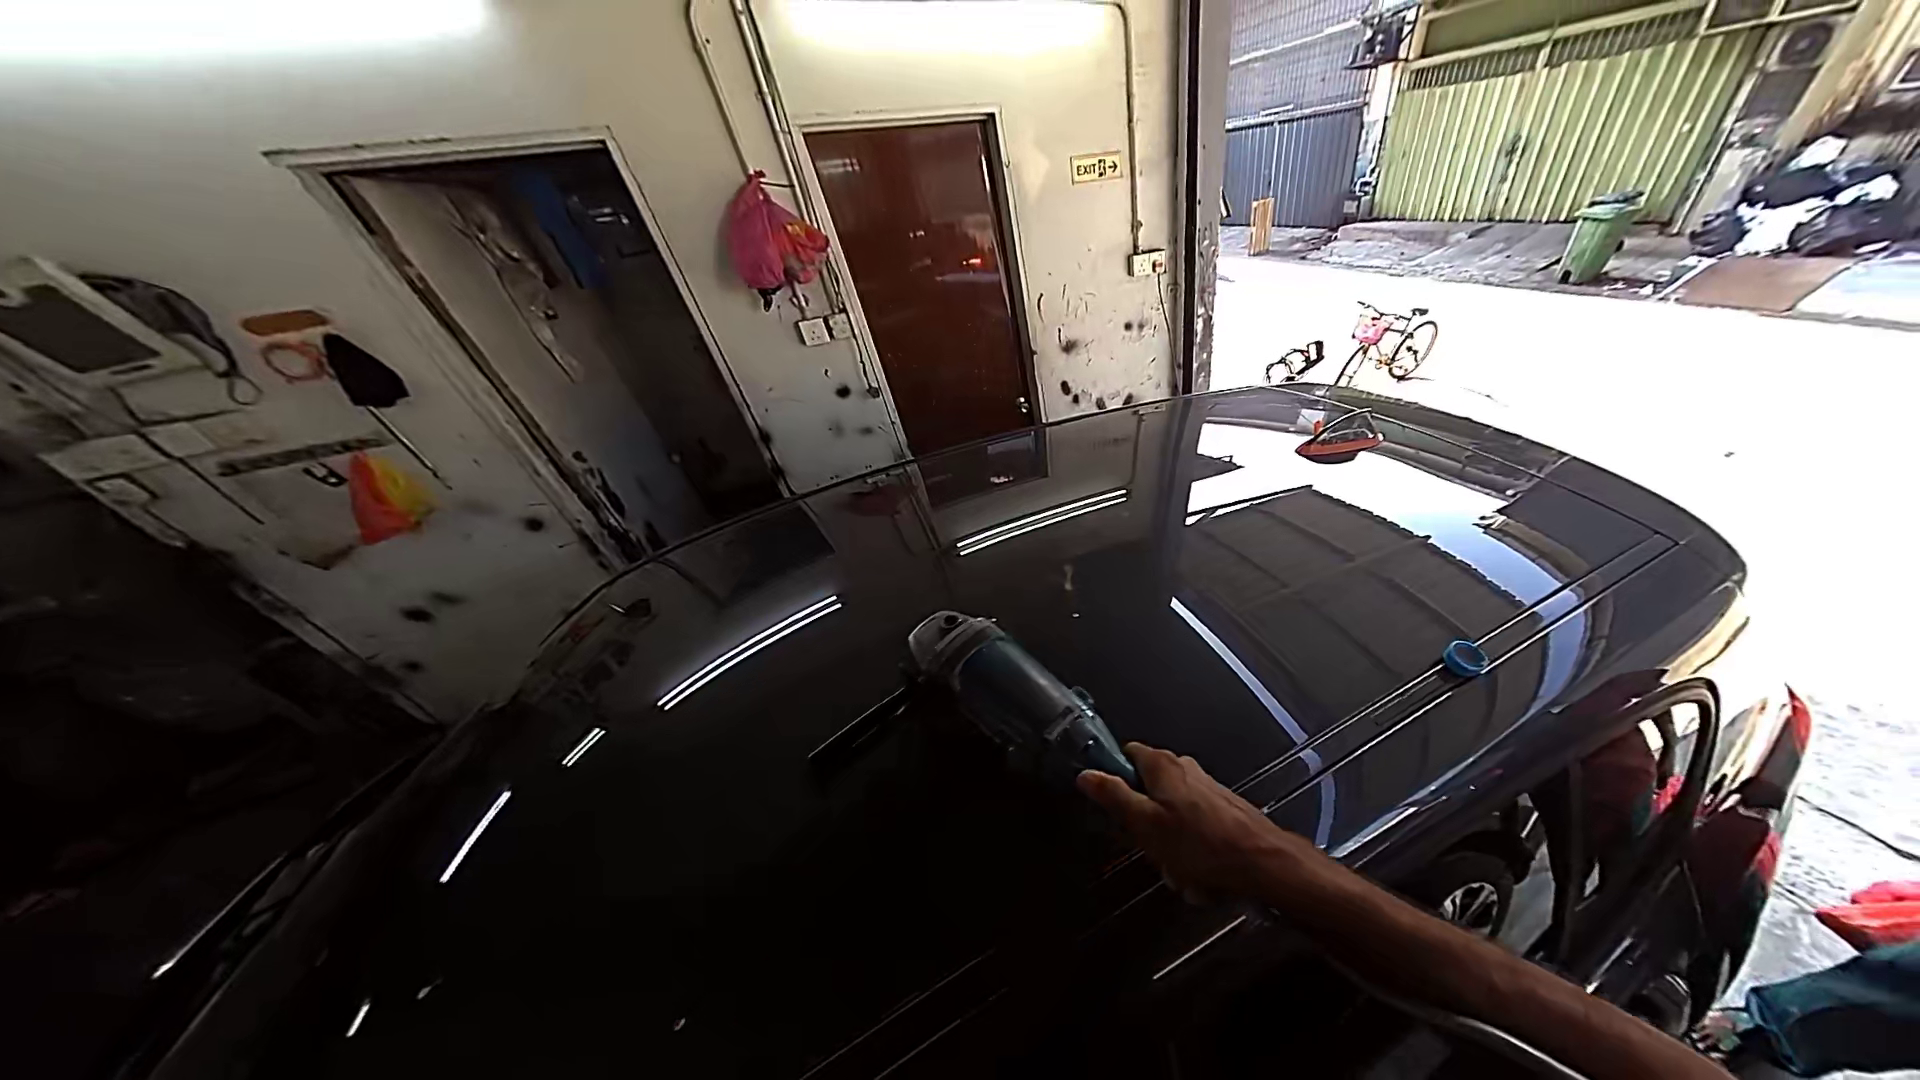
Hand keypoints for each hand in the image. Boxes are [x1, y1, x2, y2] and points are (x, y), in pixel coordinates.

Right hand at [1077, 742, 1305, 902]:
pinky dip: (1193, 851)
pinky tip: (1201, 876)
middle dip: (1145, 822)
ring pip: (1171, 815)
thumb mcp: (1145, 823)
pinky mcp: (1223, 812)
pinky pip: (1194, 830)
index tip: (1112, 804)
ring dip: (1169, 844)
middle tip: (1149, 847)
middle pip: (1147, 789)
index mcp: (1161, 764)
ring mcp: (1206, 789)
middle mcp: (1184, 768)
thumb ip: (1113, 796)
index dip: (1113, 776)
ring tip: (1180, 871)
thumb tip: (1086, 774)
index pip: (1125, 754)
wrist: (1266, 865)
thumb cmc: (1201, 844)